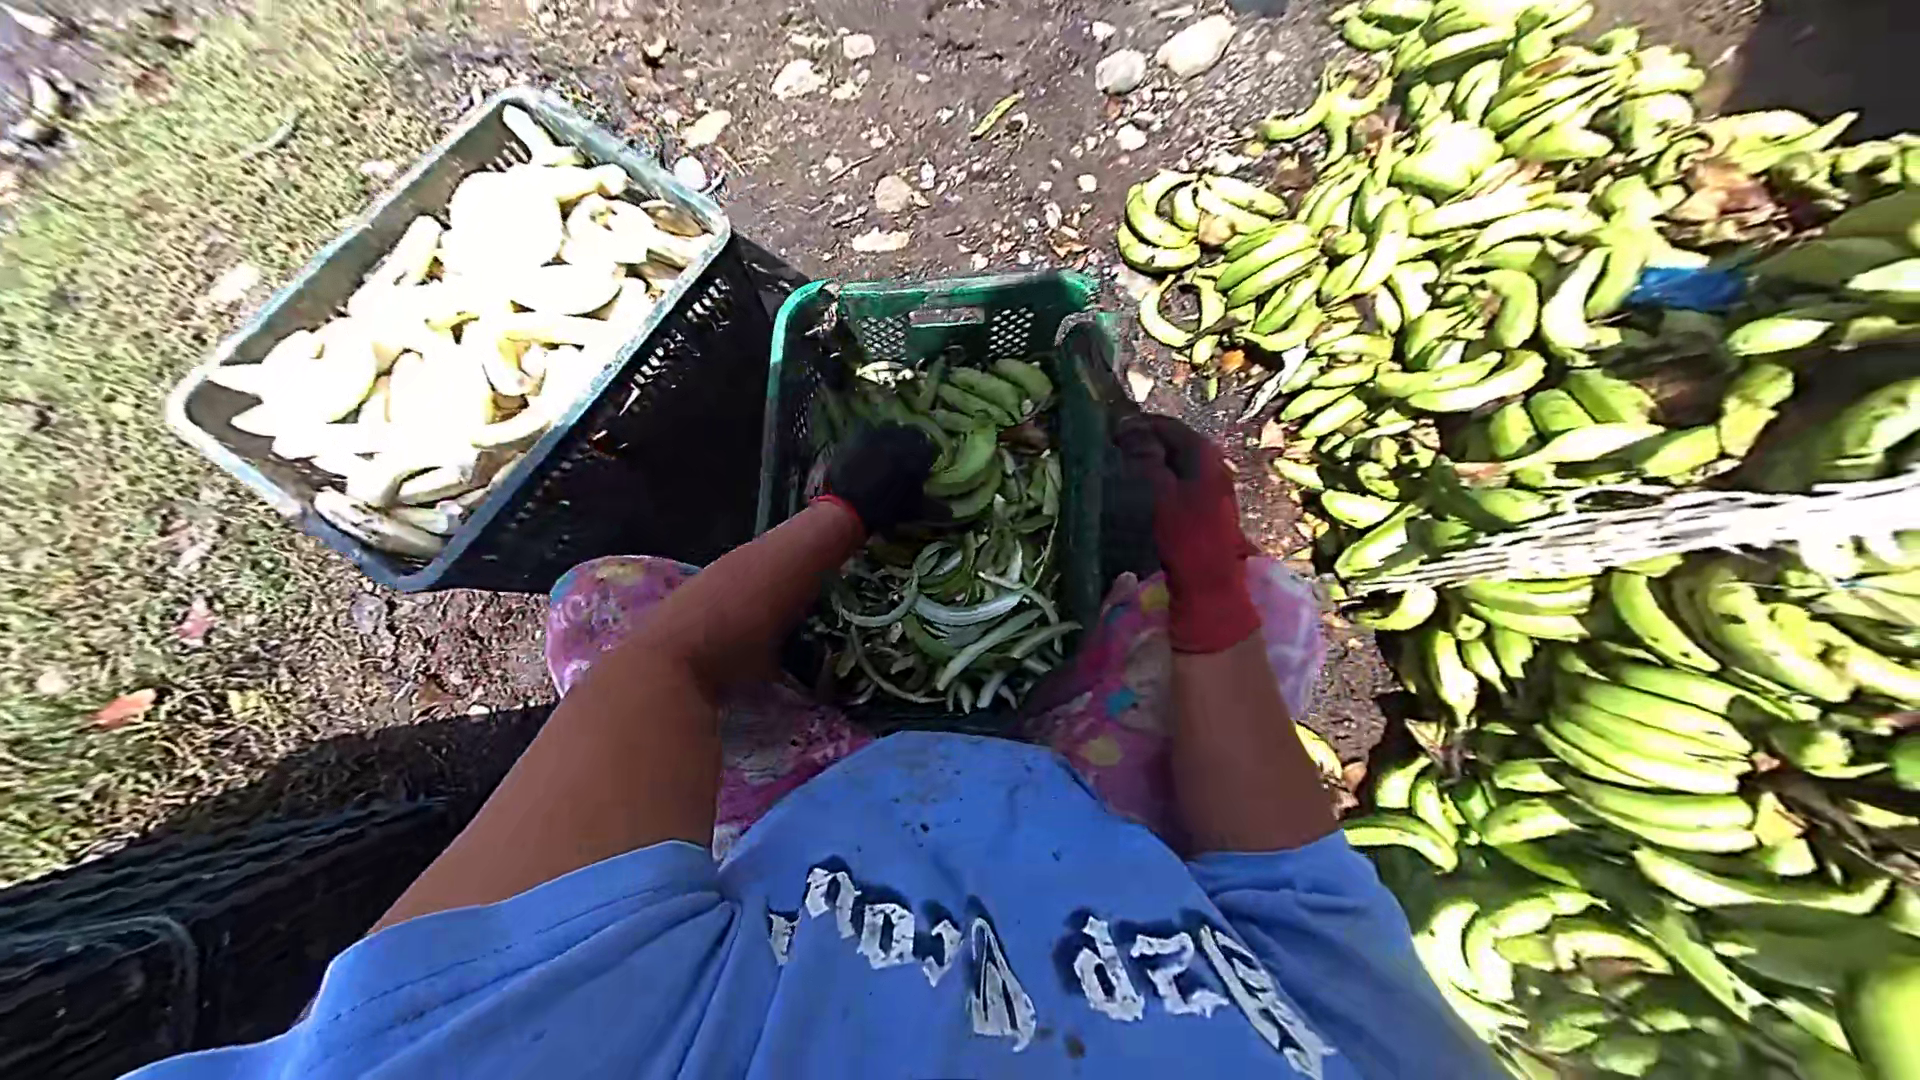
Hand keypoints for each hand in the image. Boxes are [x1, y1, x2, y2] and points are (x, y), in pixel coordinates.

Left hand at [817, 423, 941, 536]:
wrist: (849, 506)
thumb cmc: (886, 508)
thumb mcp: (913, 510)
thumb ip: (933, 508)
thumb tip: (950, 513)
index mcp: (917, 455)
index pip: (929, 449)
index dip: (926, 457)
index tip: (923, 465)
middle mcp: (900, 440)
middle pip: (911, 434)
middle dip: (911, 442)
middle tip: (906, 454)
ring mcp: (877, 435)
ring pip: (889, 429)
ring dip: (891, 436)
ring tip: (886, 449)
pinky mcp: (856, 436)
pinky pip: (867, 431)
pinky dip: (869, 437)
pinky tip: (865, 449)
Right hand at [1115, 414, 1260, 653]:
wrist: (1210, 580)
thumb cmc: (1185, 535)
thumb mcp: (1161, 493)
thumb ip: (1147, 459)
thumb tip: (1131, 432)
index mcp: (1204, 456)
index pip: (1169, 427)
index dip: (1141, 424)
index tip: (1114, 429)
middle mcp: (1215, 464)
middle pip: (1177, 442)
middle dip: (1148, 439)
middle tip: (1118, 445)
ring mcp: (1215, 485)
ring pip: (1180, 460)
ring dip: (1155, 458)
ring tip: (1127, 463)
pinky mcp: (1210, 505)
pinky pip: (1182, 477)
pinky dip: (1163, 474)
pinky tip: (1147, 485)